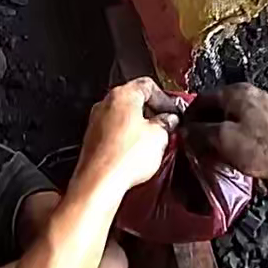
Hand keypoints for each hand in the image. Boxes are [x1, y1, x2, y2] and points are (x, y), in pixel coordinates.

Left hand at [76, 78, 184, 195]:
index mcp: (123, 95)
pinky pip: (114, 132)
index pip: (148, 85)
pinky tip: (137, 153)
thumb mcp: (160, 136)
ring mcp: (96, 122)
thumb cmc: (124, 157)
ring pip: (123, 117)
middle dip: (152, 112)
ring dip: (139, 126)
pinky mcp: (92, 141)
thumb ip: (167, 123)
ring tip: (154, 142)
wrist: (100, 182)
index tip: (174, 111)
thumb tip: (168, 121)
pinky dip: (127, 138)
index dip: (166, 98)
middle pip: (134, 99)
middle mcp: (105, 104)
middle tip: (167, 125)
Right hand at [185, 83, 267, 180]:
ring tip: (211, 150)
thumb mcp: (222, 139)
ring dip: (219, 131)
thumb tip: (184, 129)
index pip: (202, 98)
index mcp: (237, 91)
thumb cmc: (257, 149)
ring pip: (231, 116)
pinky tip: (231, 150)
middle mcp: (250, 92)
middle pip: (217, 106)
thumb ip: (199, 130)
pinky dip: (234, 134)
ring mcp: (263, 105)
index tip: (182, 134)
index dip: (189, 116)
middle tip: (195, 144)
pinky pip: (244, 124)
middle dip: (204, 124)